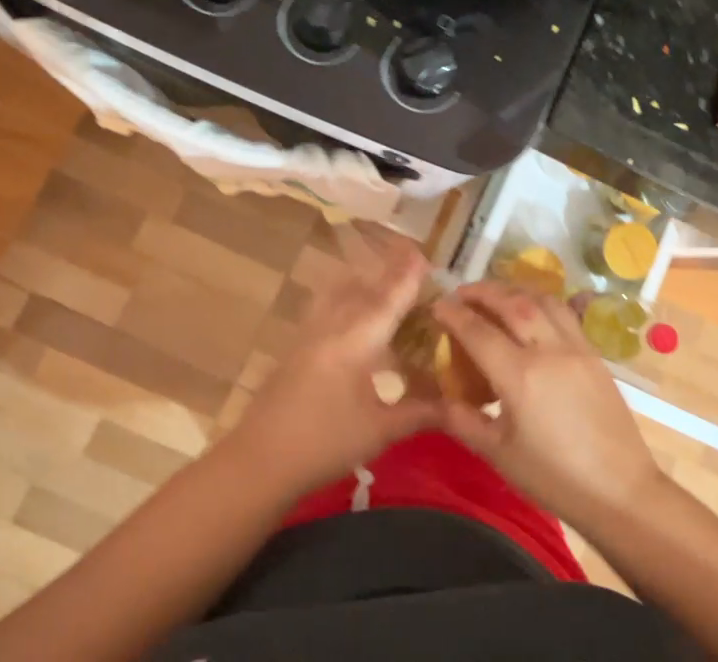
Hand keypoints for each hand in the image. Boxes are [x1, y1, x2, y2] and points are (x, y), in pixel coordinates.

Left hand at [227, 225, 443, 495]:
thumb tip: (458, 406)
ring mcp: (308, 337)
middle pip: (362, 290)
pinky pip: (325, 310)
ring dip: (362, 283)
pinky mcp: (295, 350)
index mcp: (355, 342)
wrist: (258, 462)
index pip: (388, 301)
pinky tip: (352, 317)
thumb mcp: (380, 431)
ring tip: (383, 281)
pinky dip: (344, 301)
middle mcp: (331, 328)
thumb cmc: (324, 445)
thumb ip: (420, 413)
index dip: (408, 277)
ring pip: (338, 295)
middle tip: (411, 261)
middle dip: (387, 274)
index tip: (424, 254)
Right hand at [434, 283, 664, 530]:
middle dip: (483, 292)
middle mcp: (549, 351)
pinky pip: (563, 315)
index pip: (478, 331)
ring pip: (543, 301)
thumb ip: (462, 420)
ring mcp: (576, 349)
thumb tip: (435, 401)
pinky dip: (540, 304)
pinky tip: (531, 315)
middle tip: (461, 292)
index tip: (436, 305)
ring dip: (514, 291)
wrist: (620, 490)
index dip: (453, 314)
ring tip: (495, 296)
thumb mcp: (498, 453)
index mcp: (520, 376)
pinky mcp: (594, 355)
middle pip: (512, 303)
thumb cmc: (554, 477)